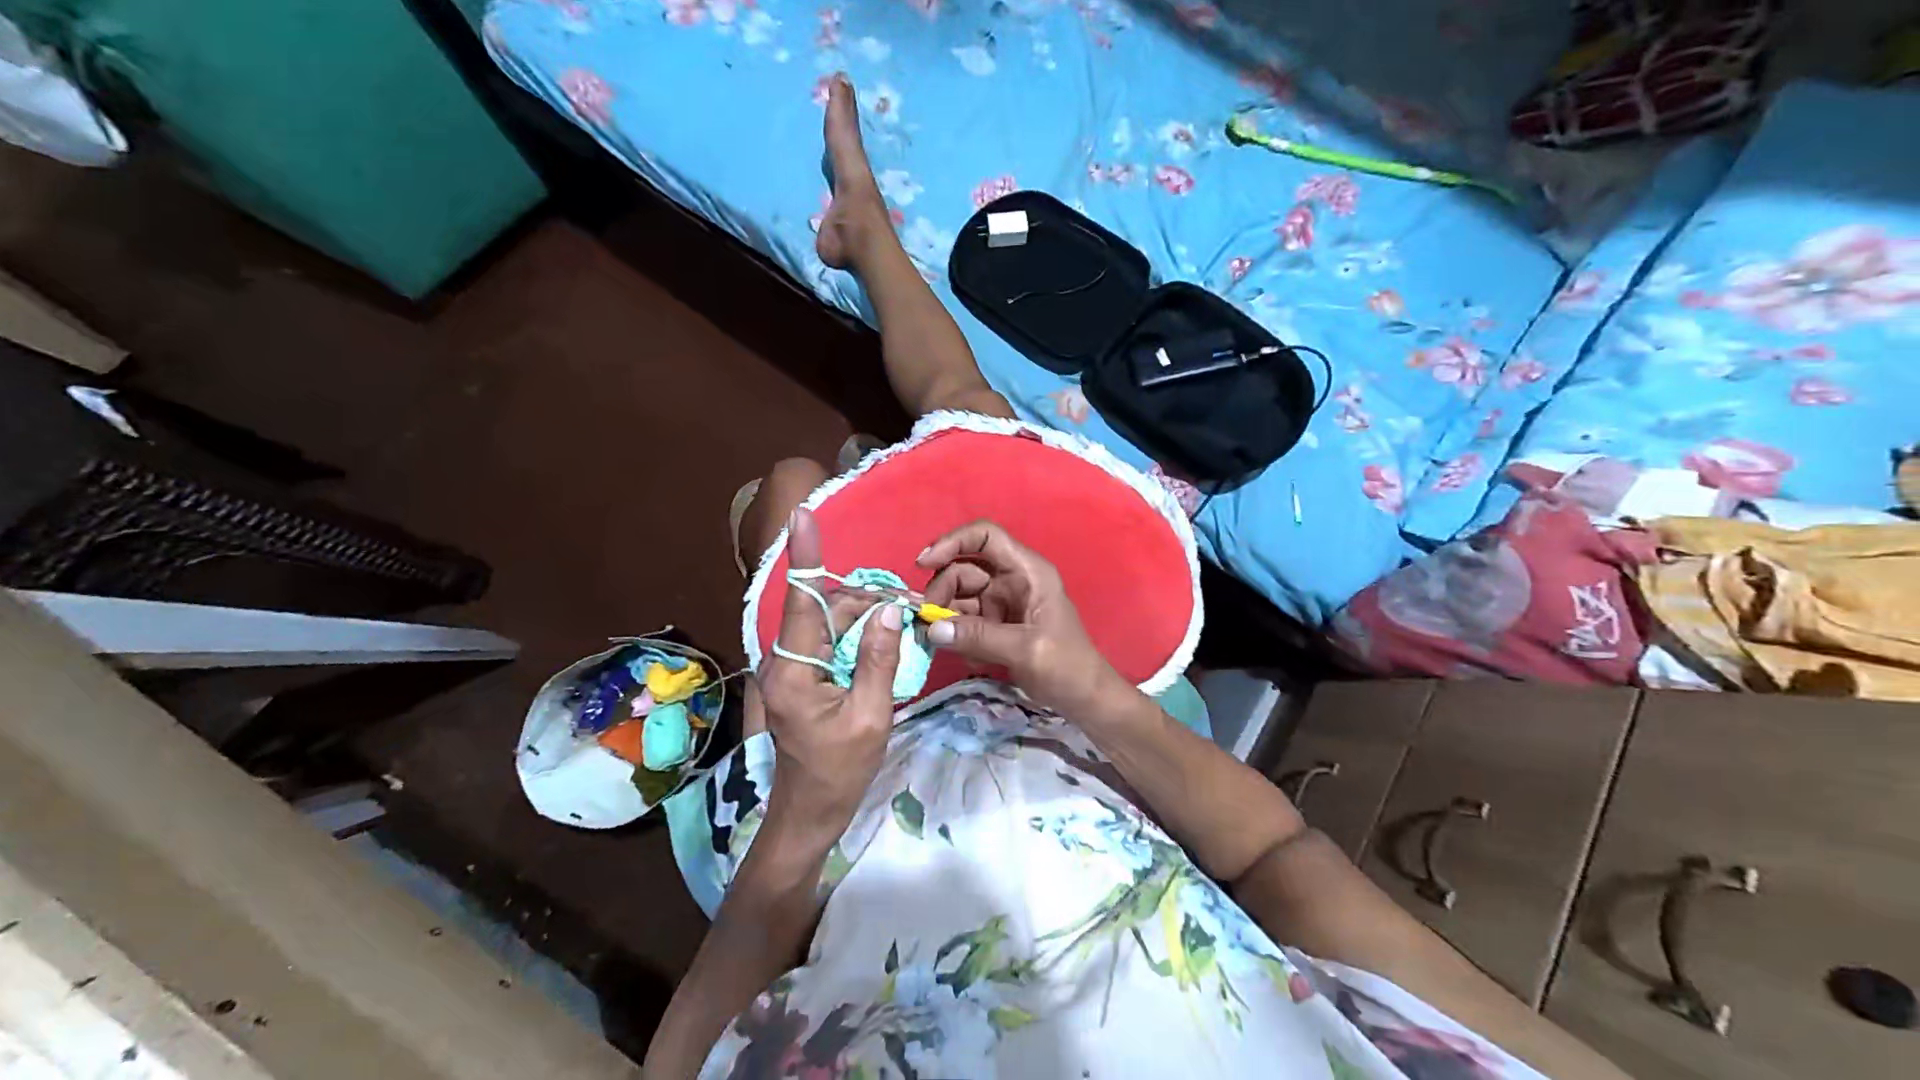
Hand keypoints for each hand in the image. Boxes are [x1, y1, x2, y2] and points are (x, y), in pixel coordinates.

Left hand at [757, 507, 903, 835]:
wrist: (809, 812)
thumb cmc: (839, 771)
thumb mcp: (871, 716)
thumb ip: (880, 660)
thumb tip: (889, 611)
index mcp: (794, 671)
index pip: (802, 602)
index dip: (805, 555)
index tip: (802, 513)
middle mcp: (783, 661)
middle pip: (824, 609)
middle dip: (865, 601)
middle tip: (908, 610)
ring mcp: (788, 668)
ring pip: (827, 622)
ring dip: (863, 618)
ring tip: (900, 625)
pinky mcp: (798, 676)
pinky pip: (827, 641)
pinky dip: (855, 635)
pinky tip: (880, 641)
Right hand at [917, 520, 1123, 715]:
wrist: (1083, 699)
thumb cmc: (1067, 667)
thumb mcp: (1026, 650)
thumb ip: (979, 637)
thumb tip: (932, 628)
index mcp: (1027, 571)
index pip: (985, 536)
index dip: (953, 542)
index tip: (924, 563)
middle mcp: (1011, 580)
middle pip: (963, 568)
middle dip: (942, 591)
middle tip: (927, 621)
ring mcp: (1001, 602)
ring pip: (958, 596)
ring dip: (946, 618)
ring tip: (944, 645)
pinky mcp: (994, 626)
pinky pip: (964, 621)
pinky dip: (958, 637)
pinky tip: (972, 661)